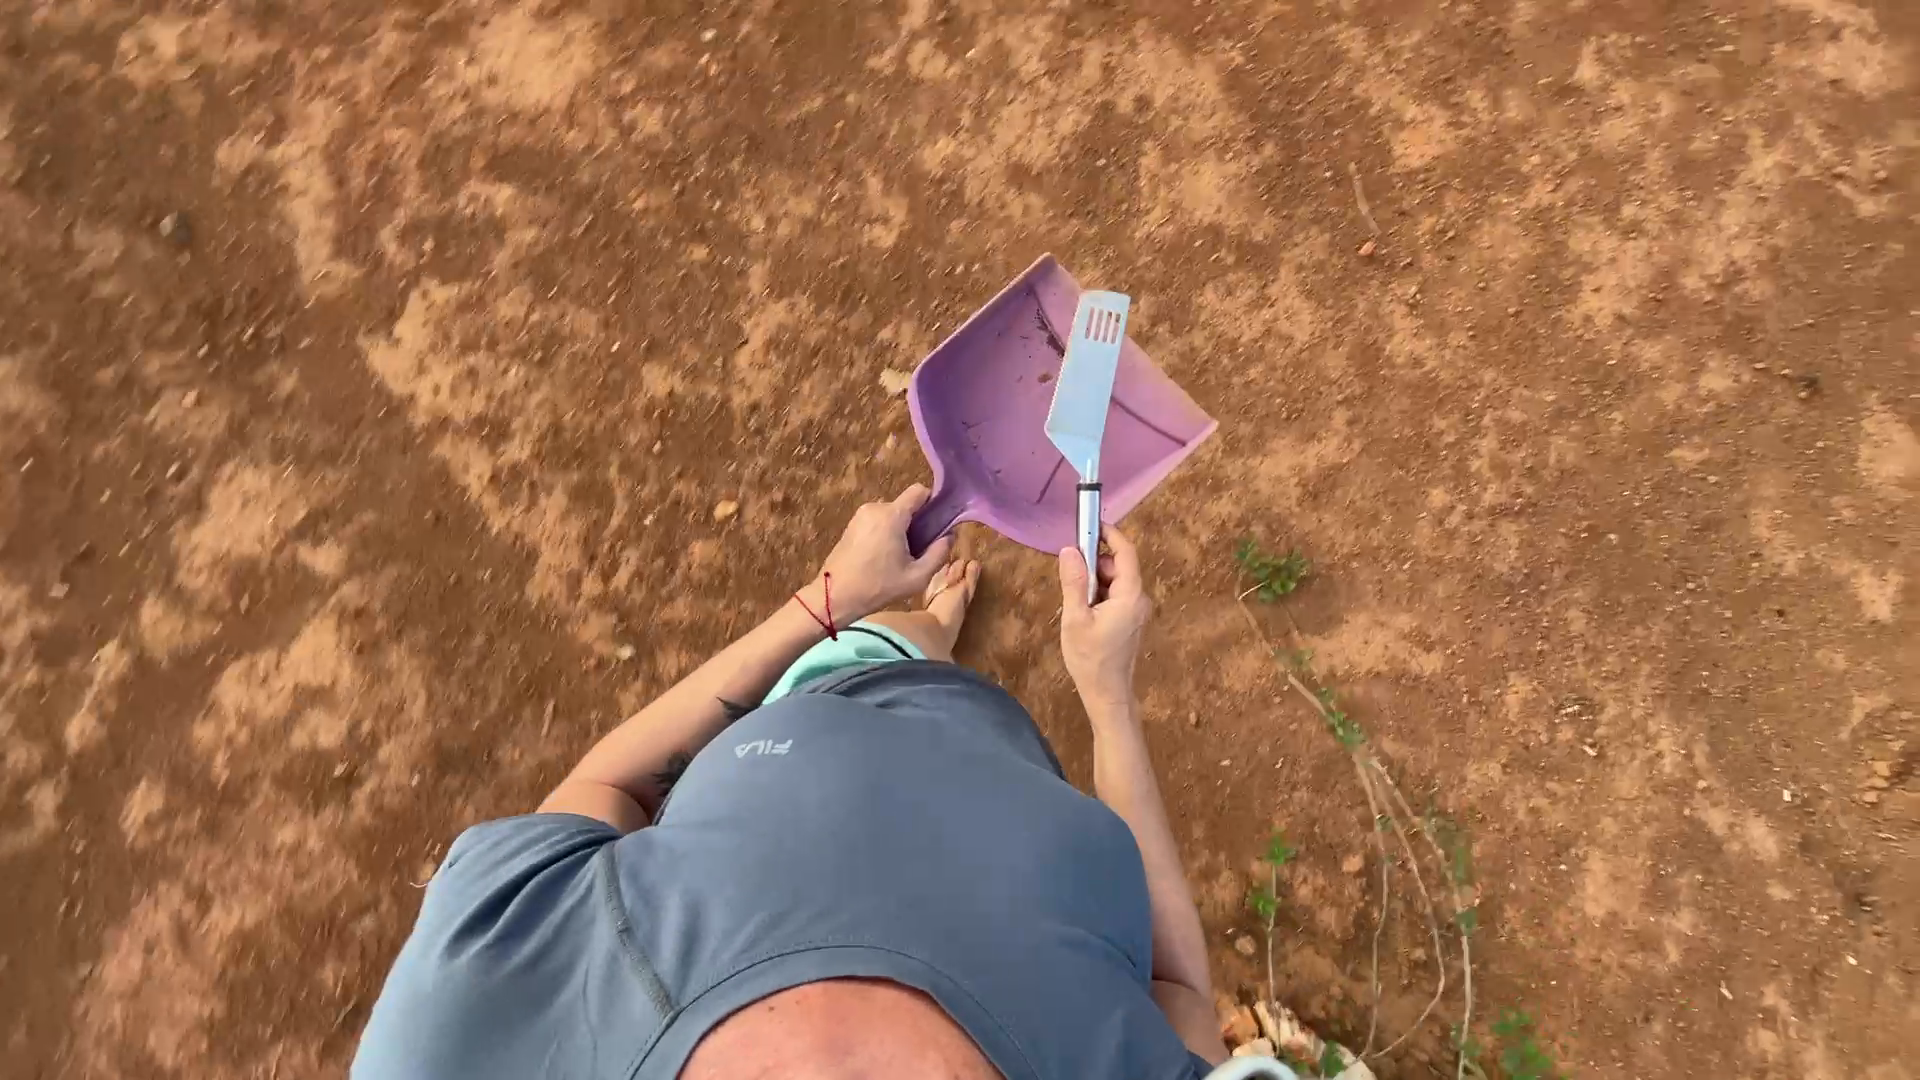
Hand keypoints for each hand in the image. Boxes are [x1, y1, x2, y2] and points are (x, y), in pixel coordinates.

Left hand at [806, 485, 953, 623]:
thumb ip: (939, 553)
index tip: (938, 523)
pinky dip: (886, 533)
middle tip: (919, 549)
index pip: (919, 491)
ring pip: (891, 515)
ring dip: (900, 530)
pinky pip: (877, 522)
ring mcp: (860, 516)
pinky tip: (884, 557)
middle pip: (905, 506)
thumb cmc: (878, 587)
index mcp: (891, 515)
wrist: (835, 596)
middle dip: (916, 523)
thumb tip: (950, 535)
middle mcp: (875, 508)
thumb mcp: (917, 576)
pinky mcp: (851, 526)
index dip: (933, 503)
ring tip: (900, 557)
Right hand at [1058, 526, 1151, 715]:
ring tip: (1076, 603)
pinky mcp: (1130, 620)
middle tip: (1071, 575)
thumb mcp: (1075, 618)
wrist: (1107, 694)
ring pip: (1115, 581)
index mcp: (1130, 596)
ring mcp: (1136, 611)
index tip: (1090, 524)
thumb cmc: (1090, 659)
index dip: (1110, 534)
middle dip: (1095, 564)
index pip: (1126, 553)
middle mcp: (1139, 599)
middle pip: (1119, 566)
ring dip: (1094, 582)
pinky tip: (1083, 612)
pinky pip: (1115, 595)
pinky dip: (1098, 595)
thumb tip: (1069, 550)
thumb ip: (1074, 582)